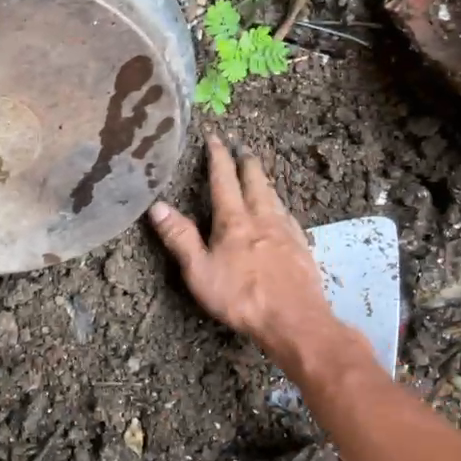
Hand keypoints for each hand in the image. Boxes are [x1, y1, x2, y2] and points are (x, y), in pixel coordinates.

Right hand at [147, 136, 366, 374]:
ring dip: (265, 182)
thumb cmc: (240, 297)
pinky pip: (289, 218)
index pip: (224, 181)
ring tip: (260, 175)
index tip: (215, 139)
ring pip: (275, 198)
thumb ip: (180, 237)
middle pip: (256, 183)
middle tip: (243, 149)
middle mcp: (262, 220)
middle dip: (247, 164)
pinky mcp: (302, 249)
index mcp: (234, 222)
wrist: (295, 321)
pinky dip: (281, 207)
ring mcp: (286, 234)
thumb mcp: (199, 271)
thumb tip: (157, 205)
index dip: (218, 158)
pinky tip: (282, 213)